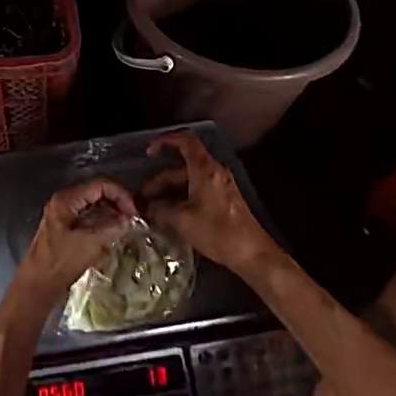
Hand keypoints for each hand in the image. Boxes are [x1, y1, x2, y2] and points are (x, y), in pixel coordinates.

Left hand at [16, 177, 137, 303]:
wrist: (38, 284)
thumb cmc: (61, 262)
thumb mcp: (90, 244)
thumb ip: (111, 227)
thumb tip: (128, 218)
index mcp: (67, 199)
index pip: (99, 184)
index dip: (120, 194)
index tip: (134, 212)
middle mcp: (64, 202)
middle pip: (96, 191)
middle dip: (116, 202)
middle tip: (133, 218)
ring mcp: (63, 214)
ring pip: (93, 205)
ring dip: (110, 212)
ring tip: (126, 225)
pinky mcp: (65, 227)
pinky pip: (88, 217)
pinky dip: (101, 221)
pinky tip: (112, 233)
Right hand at [144, 131, 278, 272]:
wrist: (253, 254)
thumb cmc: (218, 232)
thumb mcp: (182, 221)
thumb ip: (158, 210)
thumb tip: (142, 207)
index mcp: (205, 169)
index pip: (185, 141)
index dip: (164, 141)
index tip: (148, 152)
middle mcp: (214, 172)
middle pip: (181, 166)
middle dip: (159, 180)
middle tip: (143, 198)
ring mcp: (220, 186)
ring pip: (188, 180)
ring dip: (169, 191)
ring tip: (152, 209)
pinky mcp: (224, 200)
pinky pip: (197, 190)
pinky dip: (181, 198)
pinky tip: (170, 215)